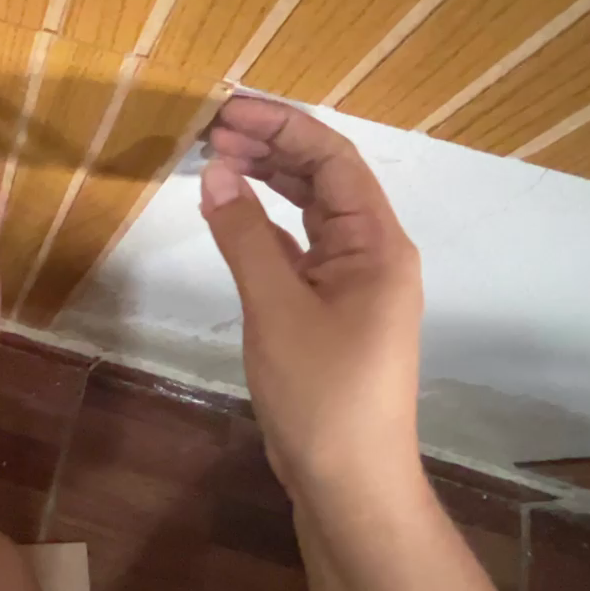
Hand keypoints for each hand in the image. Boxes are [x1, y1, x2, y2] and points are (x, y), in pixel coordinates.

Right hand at [201, 97, 423, 492]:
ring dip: (267, 182)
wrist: (347, 478)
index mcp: (377, 244)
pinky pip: (295, 247)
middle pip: (323, 179)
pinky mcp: (325, 305)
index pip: (333, 161)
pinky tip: (232, 213)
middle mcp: (369, 252)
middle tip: (212, 132)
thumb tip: (214, 173)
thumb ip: (244, 236)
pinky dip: (263, 224)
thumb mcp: (276, 308)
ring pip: (308, 211)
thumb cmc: (322, 392)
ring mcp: (348, 280)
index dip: (282, 127)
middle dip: (271, 148)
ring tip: (217, 160)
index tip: (228, 112)